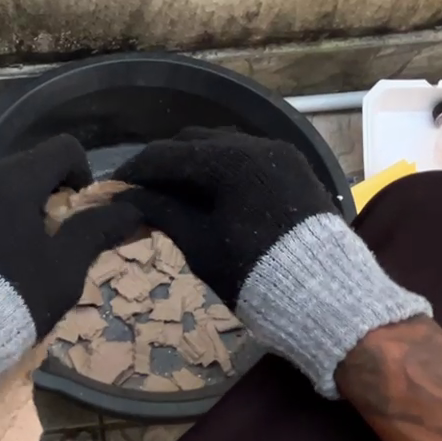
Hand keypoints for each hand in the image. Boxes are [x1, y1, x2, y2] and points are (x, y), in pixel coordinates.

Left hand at [0, 134, 141, 423]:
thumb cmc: (14, 295)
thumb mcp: (65, 266)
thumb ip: (96, 230)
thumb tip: (131, 209)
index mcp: (15, 180)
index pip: (62, 149)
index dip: (82, 173)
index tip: (80, 211)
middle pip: (29, 165)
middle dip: (50, 192)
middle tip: (55, 237)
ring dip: (21, 205)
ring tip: (23, 250)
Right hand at [116, 129, 428, 397]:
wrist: (328, 298)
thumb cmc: (255, 274)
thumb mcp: (198, 243)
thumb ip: (161, 211)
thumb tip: (128, 197)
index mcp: (228, 160)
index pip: (166, 156)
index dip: (135, 171)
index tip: (113, 187)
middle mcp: (254, 145)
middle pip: (192, 142)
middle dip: (164, 165)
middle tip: (142, 192)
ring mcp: (278, 154)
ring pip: (221, 146)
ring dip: (193, 164)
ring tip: (173, 194)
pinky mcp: (292, 169)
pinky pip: (245, 158)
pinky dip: (220, 170)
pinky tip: (208, 193)